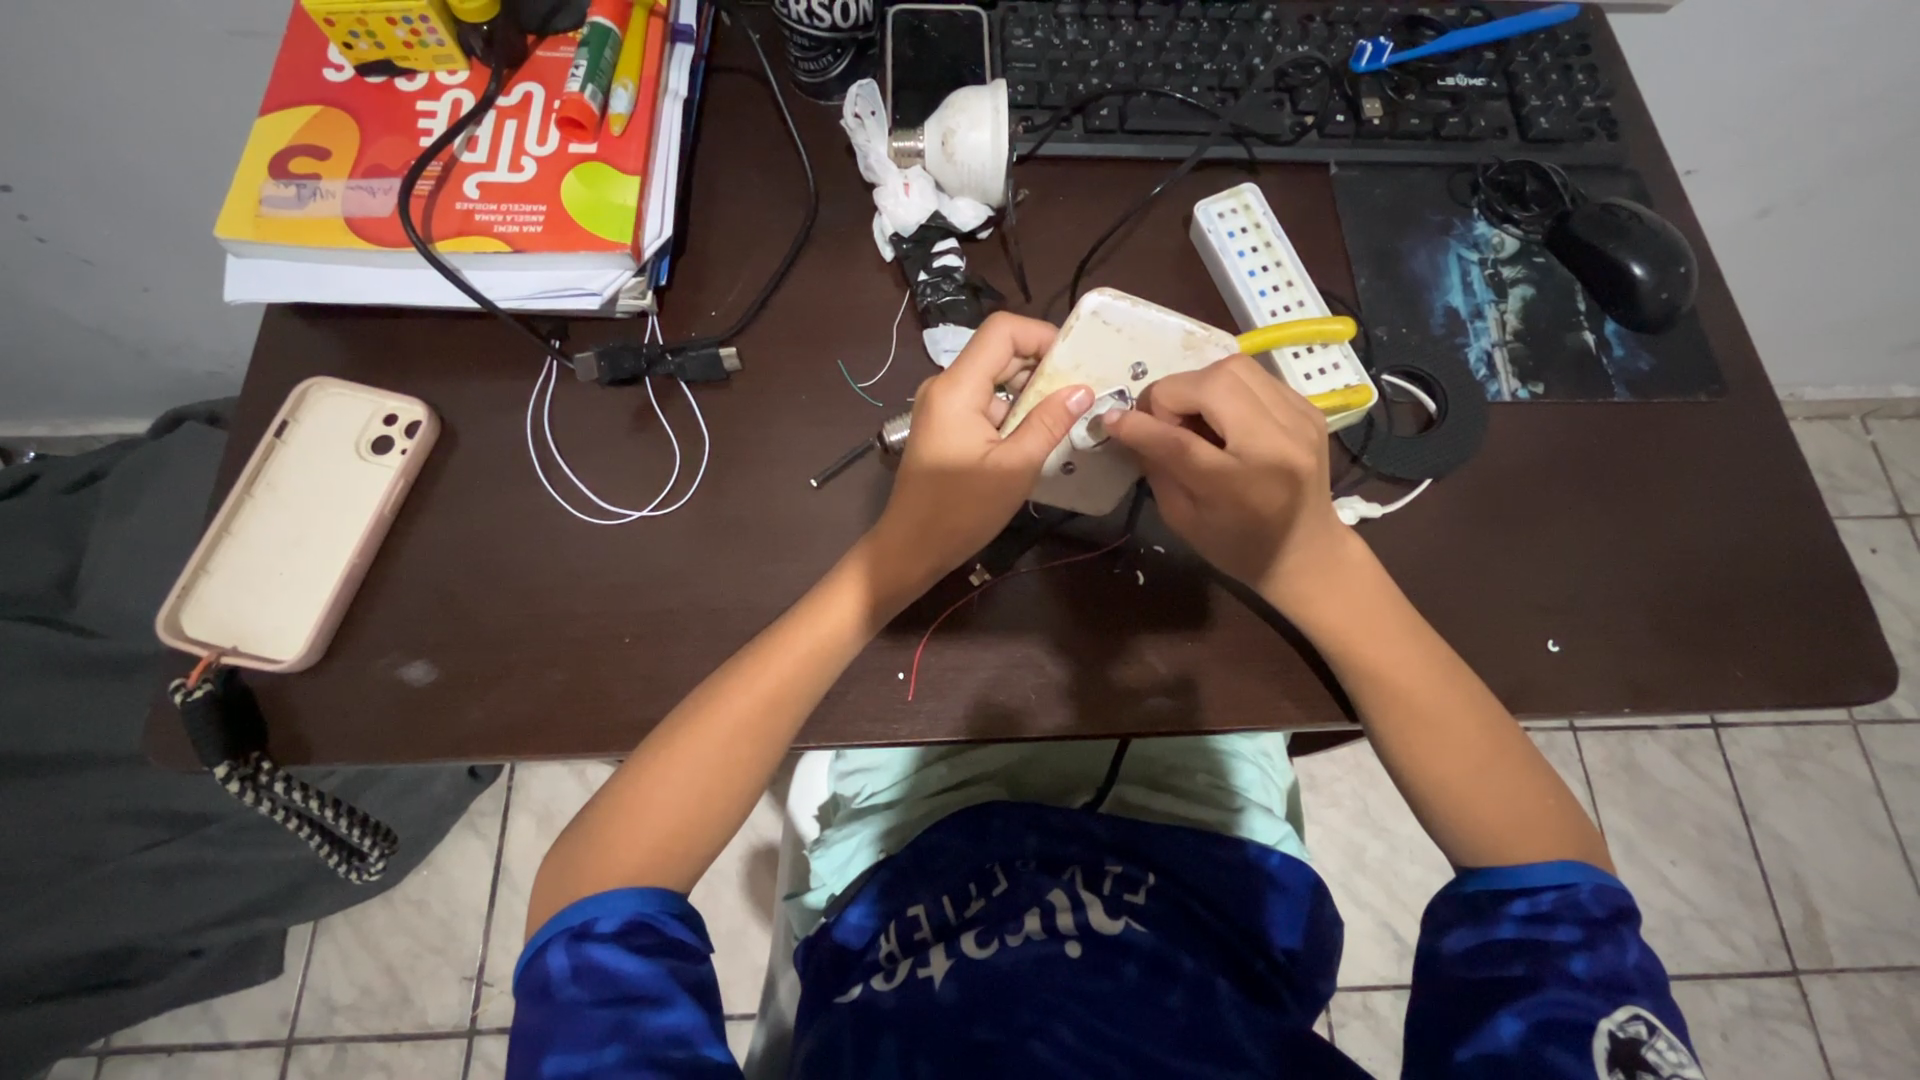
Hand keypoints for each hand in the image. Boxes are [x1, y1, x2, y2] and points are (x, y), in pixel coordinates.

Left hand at [866, 313, 1092, 592]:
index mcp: (957, 387)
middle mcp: (945, 387)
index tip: (1075, 363)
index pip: (1002, 330)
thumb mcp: (1015, 468)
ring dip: (1029, 393)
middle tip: (1080, 392)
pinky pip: (984, 404)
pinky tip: (1038, 437)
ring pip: (993, 380)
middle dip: (1041, 366)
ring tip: (1066, 416)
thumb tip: (1082, 390)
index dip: (1041, 336)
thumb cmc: (961, 510)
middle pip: (999, 352)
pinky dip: (1012, 413)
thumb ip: (1049, 423)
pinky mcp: (945, 427)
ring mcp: (942, 407)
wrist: (911, 547)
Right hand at [1104, 354, 1351, 607]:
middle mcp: (1277, 443)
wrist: (1306, 551)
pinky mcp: (1308, 408)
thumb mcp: (1182, 517)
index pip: (1178, 440)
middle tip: (1165, 422)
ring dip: (1199, 385)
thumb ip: (1156, 466)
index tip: (1112, 419)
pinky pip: (1256, 377)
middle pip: (1213, 382)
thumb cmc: (1235, 545)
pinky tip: (1223, 417)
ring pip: (1235, 367)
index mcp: (1239, 483)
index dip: (1138, 424)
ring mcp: (1299, 419)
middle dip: (1173, 394)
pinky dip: (1227, 389)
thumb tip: (1128, 423)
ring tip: (1193, 416)